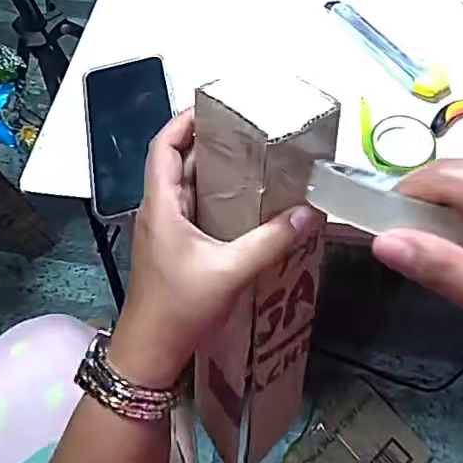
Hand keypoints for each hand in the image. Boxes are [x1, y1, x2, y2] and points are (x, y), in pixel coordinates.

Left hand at [107, 110, 322, 387]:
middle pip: (179, 160)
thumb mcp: (230, 271)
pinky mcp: (179, 246)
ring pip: (191, 184)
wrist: (150, 355)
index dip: (183, 121)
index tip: (214, 106)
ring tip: (256, 154)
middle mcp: (161, 210)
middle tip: (250, 128)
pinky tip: (251, 199)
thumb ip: (272, 240)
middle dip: (210, 140)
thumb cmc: (179, 308)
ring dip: (217, 167)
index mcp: (161, 205)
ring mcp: (168, 229)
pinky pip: (199, 207)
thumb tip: (312, 212)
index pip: (163, 147)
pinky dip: (221, 195)